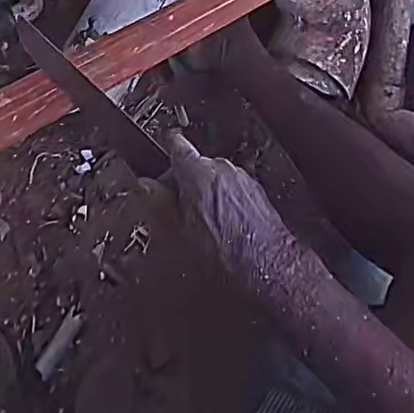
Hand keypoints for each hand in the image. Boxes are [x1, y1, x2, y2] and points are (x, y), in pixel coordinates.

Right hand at [162, 131, 300, 298]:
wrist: (269, 266)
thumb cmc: (225, 254)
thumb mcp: (181, 232)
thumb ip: (161, 203)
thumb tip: (144, 185)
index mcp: (197, 172)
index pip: (177, 146)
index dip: (168, 147)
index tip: (162, 149)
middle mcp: (220, 167)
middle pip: (195, 165)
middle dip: (186, 183)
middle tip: (180, 210)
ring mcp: (241, 176)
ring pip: (215, 177)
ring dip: (207, 192)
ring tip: (205, 225)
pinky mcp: (256, 189)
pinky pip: (232, 187)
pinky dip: (226, 200)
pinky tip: (226, 227)